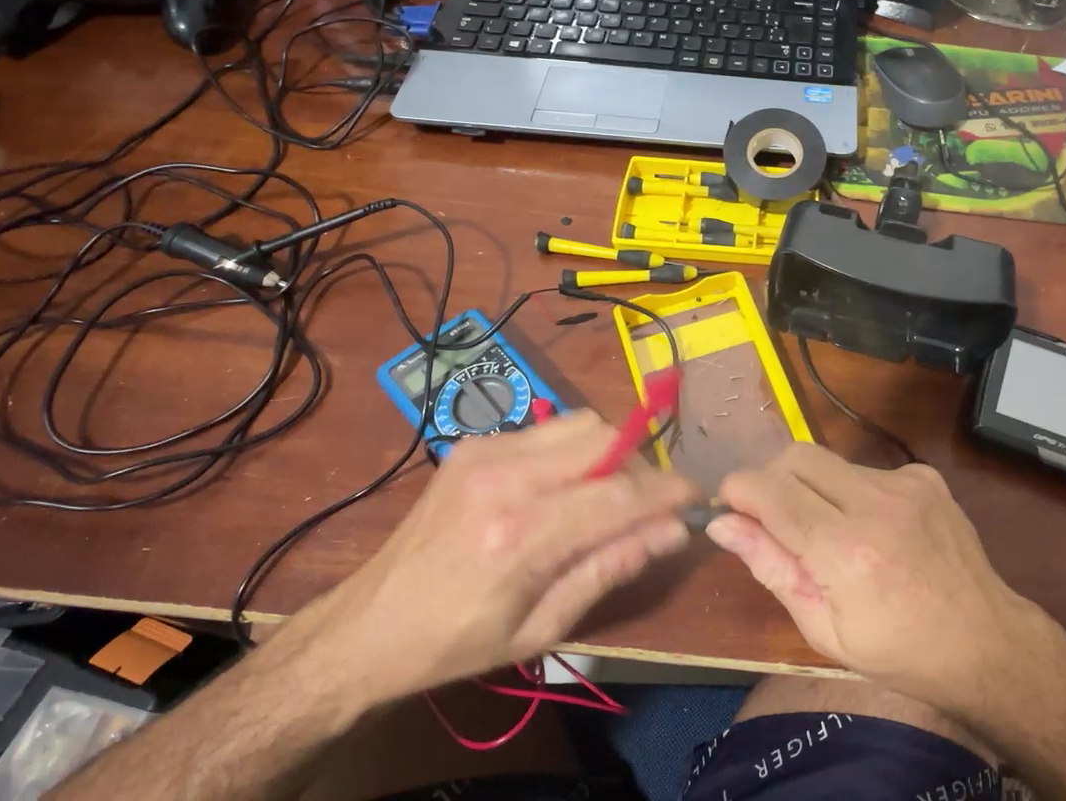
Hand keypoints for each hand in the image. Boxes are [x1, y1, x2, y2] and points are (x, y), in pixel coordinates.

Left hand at [282, 412, 697, 705]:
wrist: (368, 625)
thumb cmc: (458, 642)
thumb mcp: (542, 629)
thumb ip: (610, 569)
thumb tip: (674, 531)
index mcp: (519, 537)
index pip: (619, 494)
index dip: (668, 491)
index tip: (697, 498)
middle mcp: (504, 479)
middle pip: (605, 439)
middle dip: (641, 467)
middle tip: (647, 506)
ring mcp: (484, 453)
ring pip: (581, 423)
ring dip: (610, 452)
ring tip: (607, 495)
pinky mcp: (473, 444)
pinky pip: (549, 429)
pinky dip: (575, 450)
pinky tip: (564, 488)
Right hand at [706, 446, 1041, 711]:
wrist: (982, 641)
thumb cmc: (896, 652)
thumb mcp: (822, 627)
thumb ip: (771, 567)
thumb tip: (723, 525)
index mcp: (845, 551)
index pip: (771, 491)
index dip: (738, 490)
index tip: (728, 506)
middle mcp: (875, 503)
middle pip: (797, 456)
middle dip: (771, 478)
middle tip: (772, 518)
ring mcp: (906, 484)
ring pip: (831, 461)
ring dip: (814, 487)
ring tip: (831, 533)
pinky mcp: (926, 476)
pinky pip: (867, 469)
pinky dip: (853, 492)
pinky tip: (872, 529)